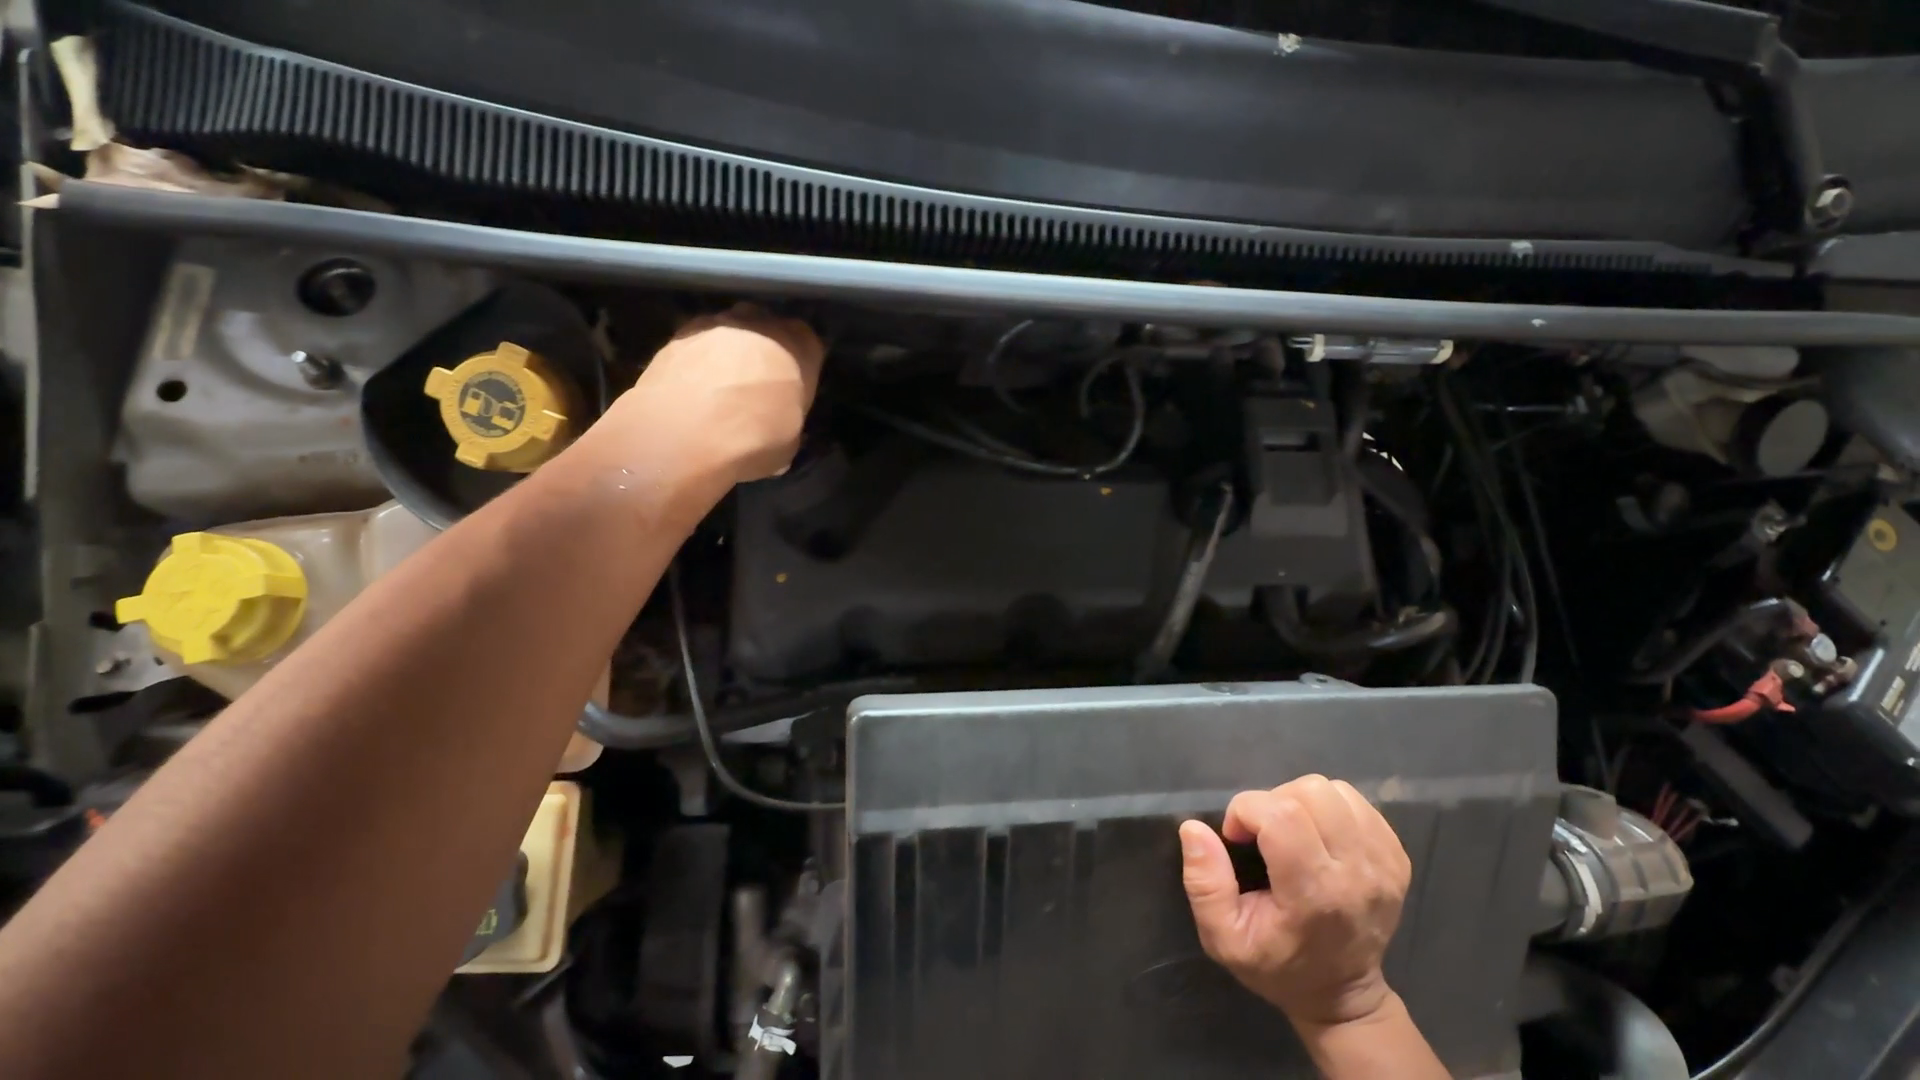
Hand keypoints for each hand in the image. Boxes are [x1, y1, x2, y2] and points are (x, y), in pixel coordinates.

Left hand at [609, 303, 823, 483]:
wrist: (684, 435)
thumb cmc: (753, 440)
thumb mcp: (789, 443)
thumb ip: (788, 422)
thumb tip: (778, 429)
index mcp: (799, 347)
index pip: (809, 342)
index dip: (800, 364)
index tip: (792, 386)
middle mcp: (761, 324)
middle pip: (767, 326)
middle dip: (764, 349)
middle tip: (757, 383)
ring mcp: (717, 324)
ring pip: (730, 329)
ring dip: (728, 351)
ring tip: (719, 385)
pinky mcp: (678, 333)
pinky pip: (697, 341)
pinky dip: (697, 358)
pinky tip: (691, 387)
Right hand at [1179, 775, 1412, 1029]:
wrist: (1342, 993)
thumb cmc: (1276, 966)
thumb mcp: (1223, 938)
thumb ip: (1204, 884)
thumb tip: (1194, 829)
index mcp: (1313, 894)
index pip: (1281, 816)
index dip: (1246, 811)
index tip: (1237, 837)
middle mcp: (1356, 873)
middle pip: (1311, 793)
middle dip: (1273, 801)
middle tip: (1264, 834)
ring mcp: (1383, 863)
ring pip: (1336, 790)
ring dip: (1301, 801)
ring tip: (1291, 831)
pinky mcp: (1397, 857)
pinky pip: (1358, 803)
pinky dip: (1330, 808)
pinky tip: (1318, 835)